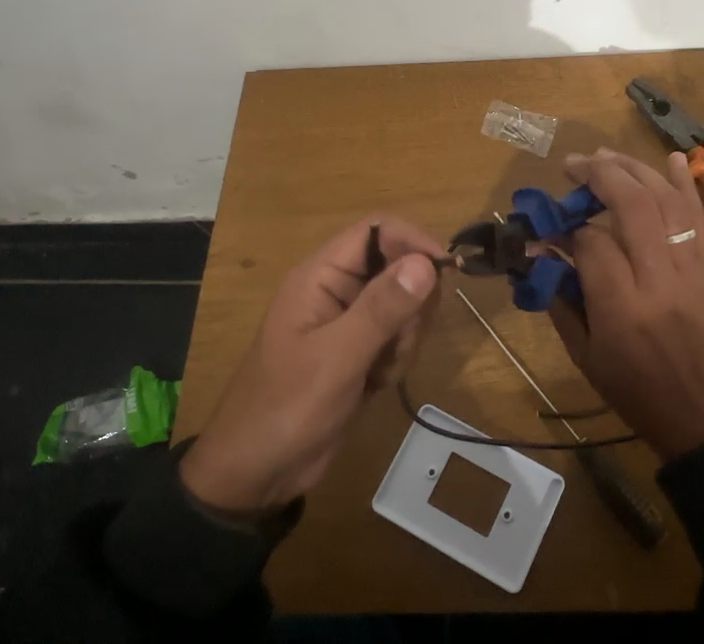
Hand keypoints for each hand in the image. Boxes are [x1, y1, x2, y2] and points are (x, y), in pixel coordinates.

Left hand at [179, 214, 444, 513]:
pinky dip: (396, 358)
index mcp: (320, 276)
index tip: (445, 271)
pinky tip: (377, 384)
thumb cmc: (287, 407)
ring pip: (403, 304)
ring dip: (405, 336)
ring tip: (381, 370)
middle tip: (399, 341)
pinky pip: (396, 336)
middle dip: (411, 303)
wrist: (258, 473)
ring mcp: (348, 322)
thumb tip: (427, 262)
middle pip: (397, 266)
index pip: (377, 230)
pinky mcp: (358, 351)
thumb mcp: (338, 357)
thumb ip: (383, 308)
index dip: (412, 241)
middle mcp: (336, 290)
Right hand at [550, 148, 703, 460]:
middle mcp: (659, 279)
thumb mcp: (585, 355)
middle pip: (632, 205)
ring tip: (606, 156)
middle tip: (574, 164)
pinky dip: (686, 184)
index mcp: (622, 308)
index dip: (567, 226)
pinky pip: (699, 216)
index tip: (552, 224)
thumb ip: (561, 299)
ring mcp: (692, 269)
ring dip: (636, 169)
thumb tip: (543, 253)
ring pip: (666, 201)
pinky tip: (674, 158)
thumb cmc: (636, 392)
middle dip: (600, 176)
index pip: (592, 242)